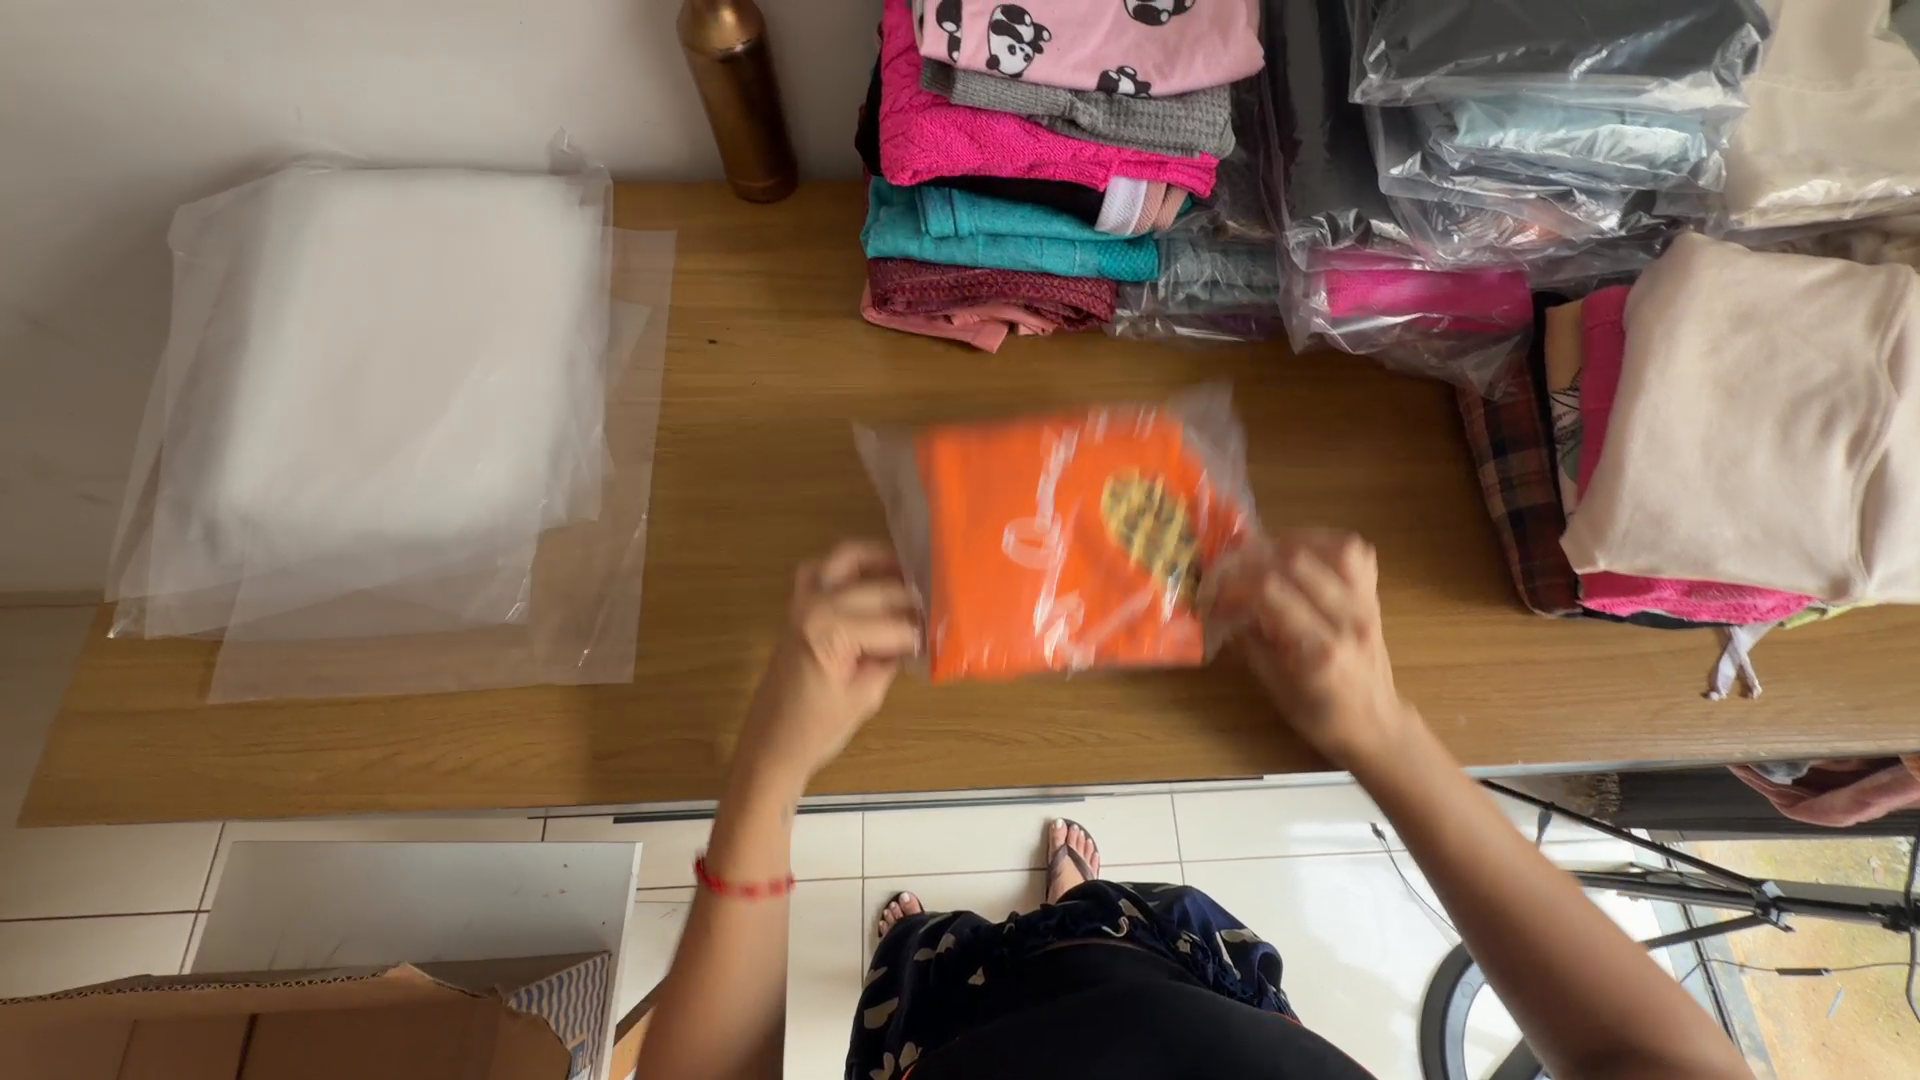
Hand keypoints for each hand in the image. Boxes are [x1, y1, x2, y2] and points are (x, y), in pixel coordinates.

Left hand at [733, 540, 921, 789]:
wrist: (771, 743)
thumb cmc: (818, 730)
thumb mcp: (867, 695)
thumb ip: (892, 657)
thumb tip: (918, 635)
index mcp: (831, 632)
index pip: (893, 624)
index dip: (920, 632)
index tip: (944, 635)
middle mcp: (815, 605)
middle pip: (877, 588)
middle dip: (910, 599)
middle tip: (937, 608)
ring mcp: (802, 599)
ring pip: (847, 557)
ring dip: (880, 561)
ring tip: (910, 575)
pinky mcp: (797, 602)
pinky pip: (824, 568)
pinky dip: (850, 566)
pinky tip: (874, 578)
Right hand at [1204, 530, 1413, 768]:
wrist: (1375, 725)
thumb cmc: (1320, 715)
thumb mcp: (1274, 685)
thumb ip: (1250, 640)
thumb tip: (1223, 606)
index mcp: (1319, 650)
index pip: (1269, 591)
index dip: (1233, 583)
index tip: (1213, 592)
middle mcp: (1347, 620)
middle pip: (1297, 560)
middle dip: (1254, 558)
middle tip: (1231, 570)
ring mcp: (1365, 605)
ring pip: (1332, 548)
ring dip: (1291, 543)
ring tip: (1266, 556)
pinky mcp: (1373, 596)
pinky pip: (1354, 552)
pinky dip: (1323, 542)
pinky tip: (1299, 553)